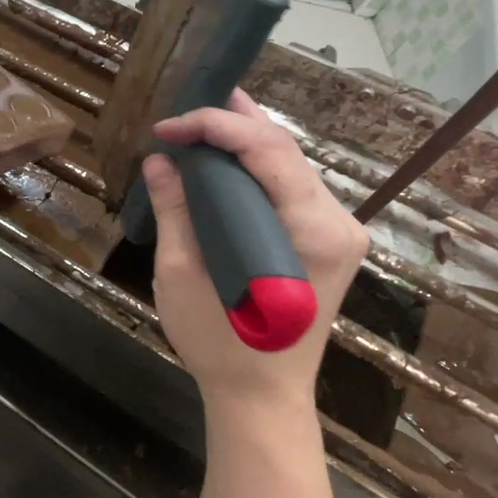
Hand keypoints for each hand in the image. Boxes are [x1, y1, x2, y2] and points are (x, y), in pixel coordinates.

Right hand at [143, 90, 366, 411]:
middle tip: (187, 103)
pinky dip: (255, 166)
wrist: (261, 394)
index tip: (165, 127)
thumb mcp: (184, 271)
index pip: (269, 150)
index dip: (215, 125)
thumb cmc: (219, 340)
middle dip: (234, 120)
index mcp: (310, 229)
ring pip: (290, 165)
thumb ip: (177, 210)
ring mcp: (336, 232)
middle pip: (286, 150)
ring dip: (245, 139)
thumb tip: (160, 161)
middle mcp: (336, 222)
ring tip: (201, 120)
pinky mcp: (326, 243)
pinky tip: (225, 158)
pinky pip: (289, 188)